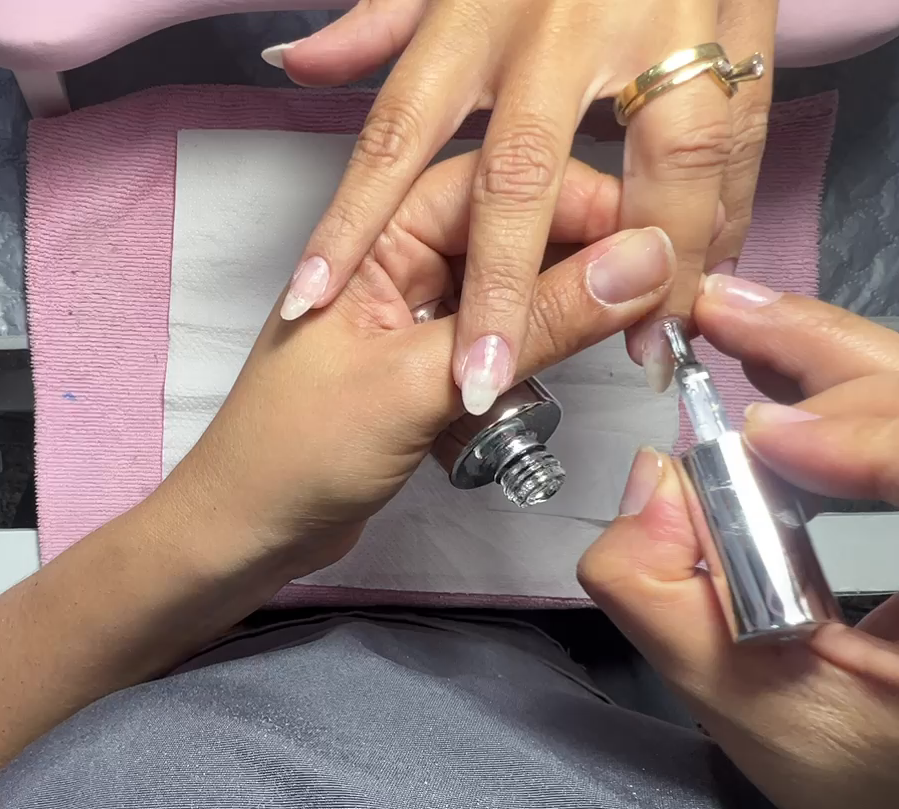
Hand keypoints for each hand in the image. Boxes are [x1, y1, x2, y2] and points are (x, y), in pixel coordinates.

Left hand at [150, 154, 675, 582]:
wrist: (248, 532)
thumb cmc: (301, 452)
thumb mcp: (420, 383)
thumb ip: (533, 325)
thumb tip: (645, 262)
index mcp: (372, 241)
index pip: (488, 186)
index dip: (572, 203)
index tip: (649, 243)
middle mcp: (390, 271)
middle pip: (503, 240)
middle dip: (572, 269)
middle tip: (641, 309)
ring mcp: (405, 326)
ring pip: (502, 299)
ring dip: (549, 325)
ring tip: (605, 350)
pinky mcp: (416, 376)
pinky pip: (487, 350)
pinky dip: (518, 368)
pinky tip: (537, 393)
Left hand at [267, 0, 777, 409]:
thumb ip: (375, 22)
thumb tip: (291, 61)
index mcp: (470, 18)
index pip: (389, 140)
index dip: (344, 225)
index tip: (310, 304)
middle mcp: (558, 28)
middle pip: (521, 180)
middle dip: (504, 294)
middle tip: (485, 379)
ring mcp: (659, 21)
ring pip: (657, 164)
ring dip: (649, 267)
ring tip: (640, 351)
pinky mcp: (742, 24)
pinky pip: (736, 140)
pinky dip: (723, 216)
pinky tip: (701, 280)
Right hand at [578, 276, 898, 808]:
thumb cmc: (863, 789)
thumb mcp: (731, 707)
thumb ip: (659, 595)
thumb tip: (654, 480)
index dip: (891, 428)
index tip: (760, 443)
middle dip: (853, 403)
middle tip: (734, 426)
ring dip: (856, 372)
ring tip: (739, 330)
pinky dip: (885, 382)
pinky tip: (803, 362)